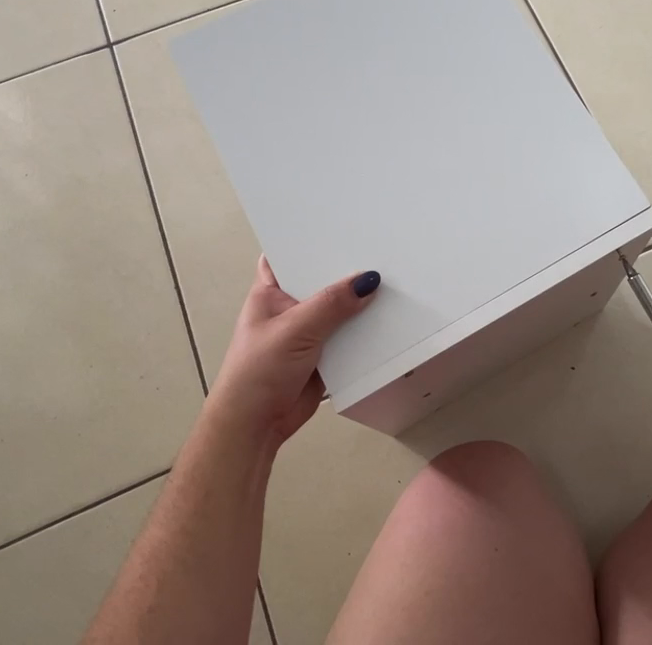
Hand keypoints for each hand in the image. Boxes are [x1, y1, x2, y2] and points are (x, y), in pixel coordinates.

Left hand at [202, 256, 379, 451]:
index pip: (292, 255)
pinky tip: (391, 316)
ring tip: (395, 278)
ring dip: (361, 303)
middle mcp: (292, 307)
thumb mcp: (294, 330)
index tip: (345, 224)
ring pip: (341, 310)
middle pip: (324, 281)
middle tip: (381, 249)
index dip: (314, 240)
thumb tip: (368, 280)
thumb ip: (331, 304)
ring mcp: (310, 331)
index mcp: (271, 292)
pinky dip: (366, 332)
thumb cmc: (257, 372)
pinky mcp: (327, 354)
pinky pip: (351, 337)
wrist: (256, 427)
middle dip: (347, 271)